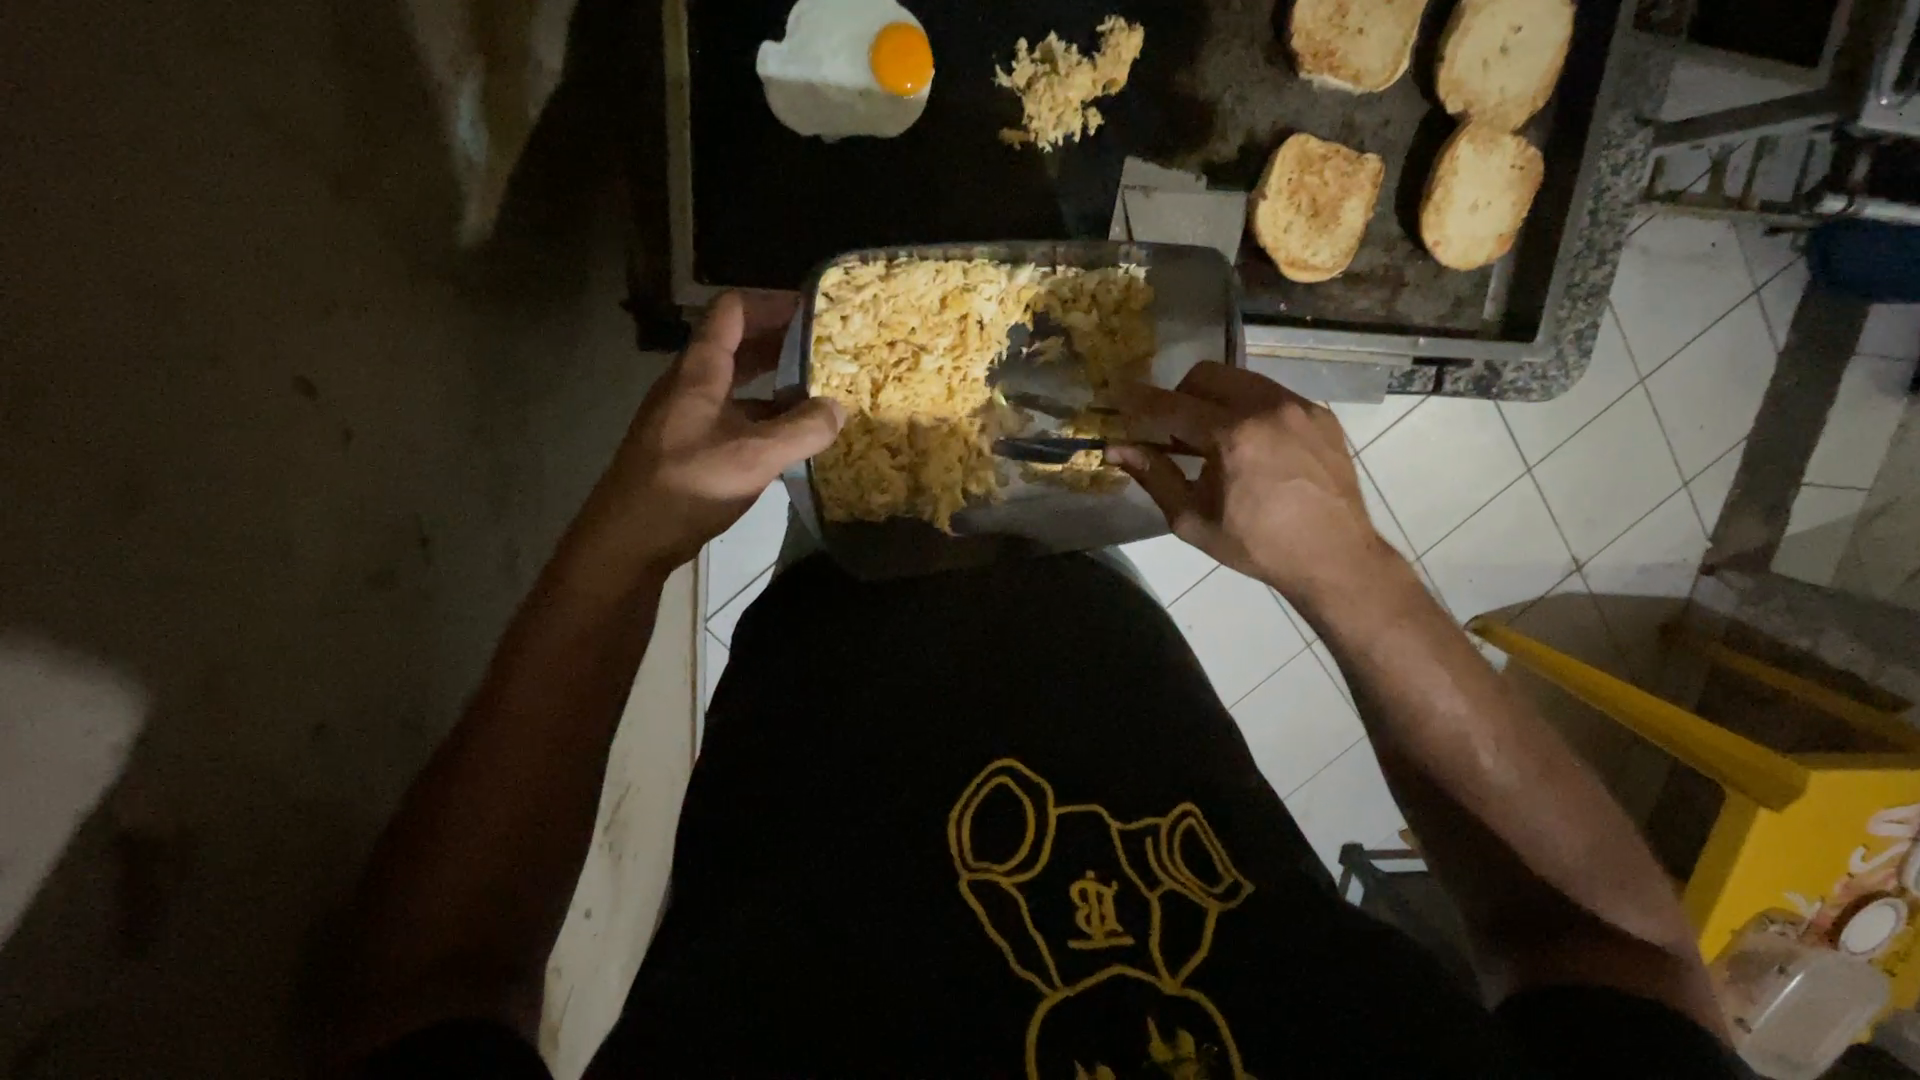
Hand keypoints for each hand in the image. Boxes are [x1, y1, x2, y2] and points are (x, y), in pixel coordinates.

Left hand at [559, 292, 844, 588]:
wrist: (628, 539)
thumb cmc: (687, 486)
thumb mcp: (754, 457)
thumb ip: (802, 430)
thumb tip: (839, 409)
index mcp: (700, 371)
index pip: (734, 311)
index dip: (774, 303)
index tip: (816, 310)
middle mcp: (691, 385)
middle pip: (738, 345)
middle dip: (783, 342)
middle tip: (829, 349)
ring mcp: (688, 417)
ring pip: (738, 384)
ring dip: (776, 383)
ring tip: (821, 392)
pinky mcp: (690, 448)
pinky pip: (734, 416)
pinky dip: (765, 417)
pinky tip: (792, 439)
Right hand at [1105, 363, 1402, 605]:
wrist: (1333, 555)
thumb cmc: (1256, 545)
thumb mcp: (1193, 518)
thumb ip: (1154, 476)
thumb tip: (1117, 449)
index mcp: (1231, 436)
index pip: (1170, 405)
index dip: (1138, 402)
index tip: (1117, 397)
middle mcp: (1265, 407)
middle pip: (1204, 375)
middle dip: (1179, 396)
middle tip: (1174, 431)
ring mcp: (1297, 406)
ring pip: (1239, 379)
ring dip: (1214, 399)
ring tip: (1214, 438)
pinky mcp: (1319, 413)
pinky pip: (1271, 395)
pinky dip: (1249, 410)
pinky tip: (1251, 445)